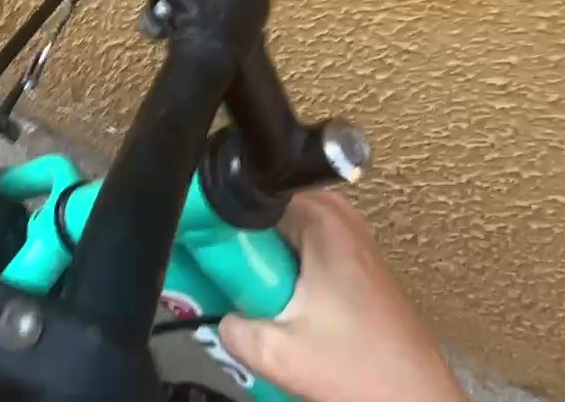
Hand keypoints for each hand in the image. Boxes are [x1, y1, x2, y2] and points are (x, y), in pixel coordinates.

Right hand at [219, 190, 466, 401]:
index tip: (198, 240)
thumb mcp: (278, 355)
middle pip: (263, 206)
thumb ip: (231, 327)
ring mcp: (349, 232)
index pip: (248, 191)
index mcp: (321, 218)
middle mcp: (337, 213)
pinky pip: (300, 241)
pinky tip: (276, 299)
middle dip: (238, 237)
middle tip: (220, 271)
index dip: (217, 215)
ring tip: (247, 288)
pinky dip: (282, 263)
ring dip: (260, 254)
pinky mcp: (353, 255)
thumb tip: (219, 313)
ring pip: (280, 226)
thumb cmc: (367, 374)